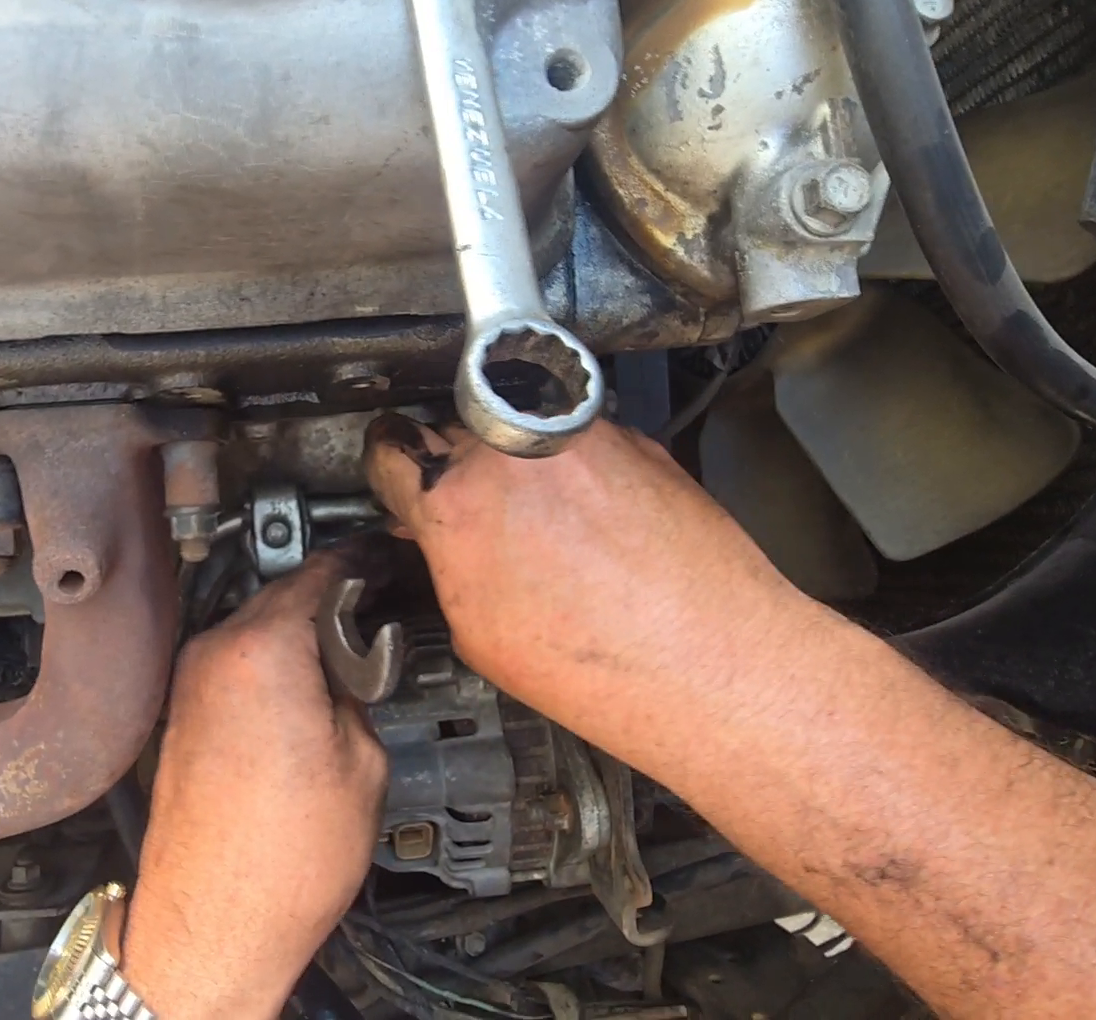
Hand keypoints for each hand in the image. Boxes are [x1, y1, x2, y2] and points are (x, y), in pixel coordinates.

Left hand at [121, 556, 387, 1019]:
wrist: (211, 928)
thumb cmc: (280, 864)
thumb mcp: (362, 761)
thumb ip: (356, 686)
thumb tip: (348, 661)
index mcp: (263, 651)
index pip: (323, 571)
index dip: (364, 562)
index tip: (384, 559)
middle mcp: (214, 653)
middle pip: (285, 591)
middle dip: (331, 598)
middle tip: (371, 615)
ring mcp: (190, 680)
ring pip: (257, 623)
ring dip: (298, 630)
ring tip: (339, 660)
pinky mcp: (182, 710)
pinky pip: (235, 658)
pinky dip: (270, 658)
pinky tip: (299, 689)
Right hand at [361, 415, 813, 736]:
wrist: (707, 661)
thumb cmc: (598, 663)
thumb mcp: (478, 627)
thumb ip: (443, 561)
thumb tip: (434, 537)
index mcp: (455, 501)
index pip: (389, 449)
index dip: (388, 468)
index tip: (397, 473)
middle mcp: (509, 452)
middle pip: (450, 435)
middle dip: (453, 471)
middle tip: (474, 514)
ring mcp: (571, 436)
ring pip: (512, 432)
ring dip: (513, 467)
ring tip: (545, 525)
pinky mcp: (626, 438)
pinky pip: (570, 440)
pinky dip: (569, 470)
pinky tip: (590, 522)